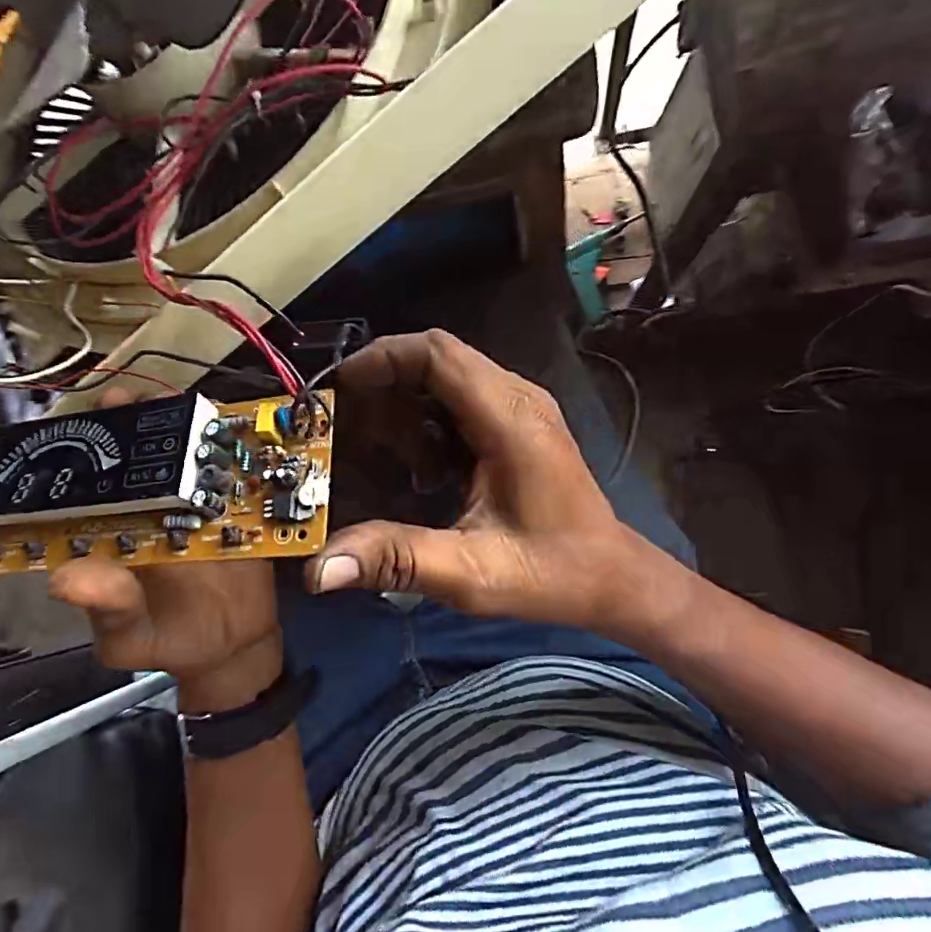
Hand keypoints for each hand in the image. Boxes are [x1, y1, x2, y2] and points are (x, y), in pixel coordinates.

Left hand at [48, 385, 281, 710]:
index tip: (93, 416)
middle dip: (141, 422)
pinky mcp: (240, 510)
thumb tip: (66, 577)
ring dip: (193, 428)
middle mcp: (154, 510)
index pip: (96, 482)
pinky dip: (243, 454)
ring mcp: (199, 506)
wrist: (232, 648)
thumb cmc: (169, 641)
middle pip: (145, 458)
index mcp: (116, 533)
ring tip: (191, 408)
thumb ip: (104, 608)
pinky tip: (243, 434)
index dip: (90, 445)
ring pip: (193, 458)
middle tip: (141, 400)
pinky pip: (241, 478)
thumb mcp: (127, 637)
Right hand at [303, 329, 670, 633]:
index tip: (338, 390)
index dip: (381, 359)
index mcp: (510, 419)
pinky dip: (428, 418)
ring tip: (377, 449)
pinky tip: (418, 465)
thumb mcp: (471, 572)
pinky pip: (462, 400)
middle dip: (385, 382)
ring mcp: (522, 409)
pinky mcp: (519, 425)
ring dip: (405, 402)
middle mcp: (518, 399)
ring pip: (448, 377)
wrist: (611, 577)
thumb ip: (398, 560)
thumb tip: (320, 569)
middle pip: (439, 358)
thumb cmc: (551, 573)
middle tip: (346, 424)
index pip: (438, 354)